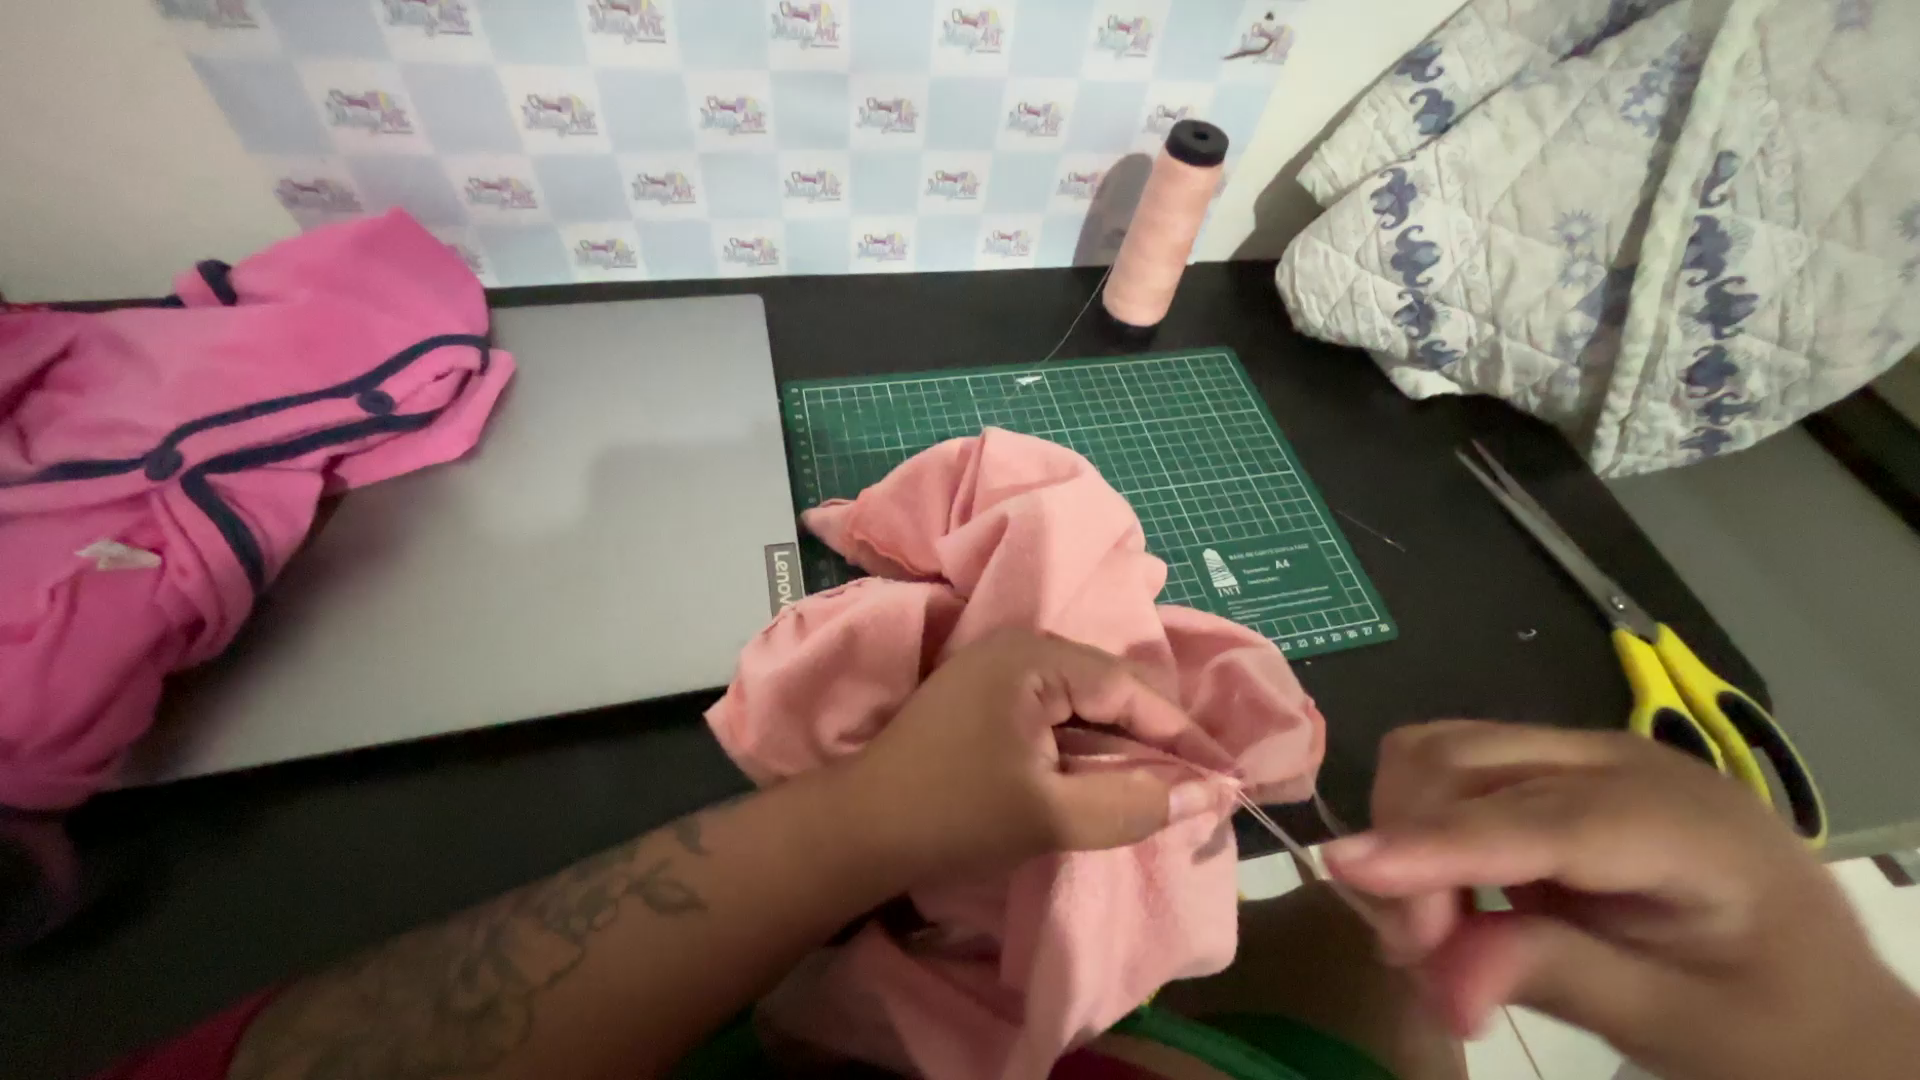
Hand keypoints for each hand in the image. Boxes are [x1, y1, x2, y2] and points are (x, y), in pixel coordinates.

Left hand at [840, 631, 1229, 877]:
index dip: (1181, 733)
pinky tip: (1100, 769)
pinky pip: (1049, 707)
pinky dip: (1081, 739)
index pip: (1128, 688)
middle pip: (1105, 686)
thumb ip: (1133, 803)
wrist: (859, 827)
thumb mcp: (1053, 816)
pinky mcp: (979, 693)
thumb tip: (1203, 794)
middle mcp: (1016, 647)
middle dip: (1151, 734)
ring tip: (1160, 779)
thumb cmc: (956, 815)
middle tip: (1196, 780)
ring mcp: (993, 667)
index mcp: (1034, 659)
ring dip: (1117, 738)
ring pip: (1078, 697)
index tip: (1224, 773)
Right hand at [1322, 721, 1919, 1079]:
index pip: (1537, 821)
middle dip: (1409, 847)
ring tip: (1426, 919)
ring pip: (1434, 749)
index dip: (1436, 844)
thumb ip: (1550, 979)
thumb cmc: (1772, 1025)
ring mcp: (1572, 750)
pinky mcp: (1538, 760)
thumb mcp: (1680, 1027)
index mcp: (1687, 827)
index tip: (1344, 871)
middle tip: (1414, 950)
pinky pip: (1441, 763)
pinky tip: (1444, 882)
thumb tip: (1431, 981)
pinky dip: (1416, 819)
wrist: (1818, 993)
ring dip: (1401, 828)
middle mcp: (1616, 761)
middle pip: (1461, 762)